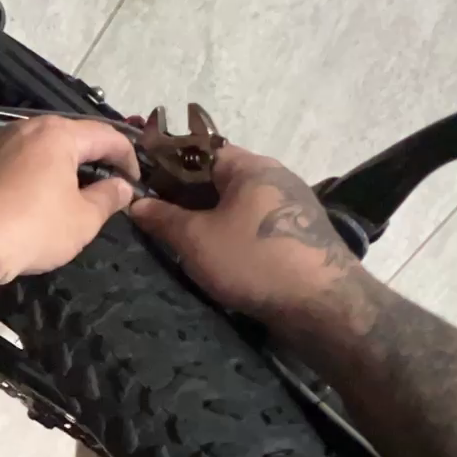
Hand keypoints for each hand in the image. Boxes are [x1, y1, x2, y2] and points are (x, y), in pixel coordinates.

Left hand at [0, 116, 138, 279]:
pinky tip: (21, 184)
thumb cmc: (32, 230)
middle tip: (104, 182)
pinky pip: (4, 156)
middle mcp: (23, 127)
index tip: (134, 180)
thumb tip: (122, 186)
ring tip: (64, 185)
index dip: (127, 157)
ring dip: (53, 160)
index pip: (106, 136)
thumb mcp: (83, 220)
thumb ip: (108, 198)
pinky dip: (20, 166)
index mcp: (58, 134)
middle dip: (89, 156)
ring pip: (33, 143)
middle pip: (67, 135)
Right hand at [128, 144, 361, 321]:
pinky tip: (217, 254)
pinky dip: (232, 232)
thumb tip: (136, 203)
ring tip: (182, 238)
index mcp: (251, 166)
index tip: (145, 187)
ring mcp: (292, 205)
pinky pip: (254, 223)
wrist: (320, 304)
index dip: (169, 166)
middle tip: (158, 216)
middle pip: (220, 177)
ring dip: (210, 216)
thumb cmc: (252, 259)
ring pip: (238, 203)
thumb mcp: (195, 239)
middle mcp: (275, 177)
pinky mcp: (300, 233)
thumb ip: (162, 218)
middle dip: (187, 195)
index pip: (201, 151)